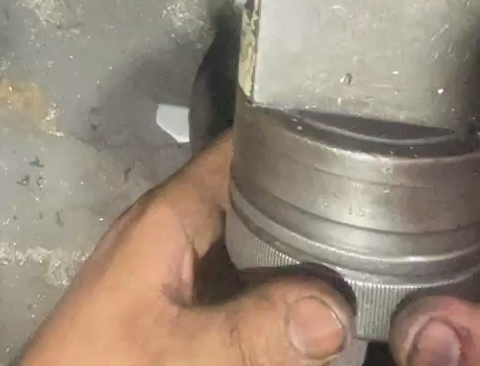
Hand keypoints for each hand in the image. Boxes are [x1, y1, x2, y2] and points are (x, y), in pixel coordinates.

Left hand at [20, 134, 354, 365]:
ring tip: (368, 242)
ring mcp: (181, 264)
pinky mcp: (182, 301)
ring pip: (251, 237)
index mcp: (172, 212)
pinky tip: (319, 294)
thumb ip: (253, 331)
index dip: (292, 136)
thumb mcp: (179, 354)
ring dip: (296, 244)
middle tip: (375, 204)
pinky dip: (276, 281)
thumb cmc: (103, 365)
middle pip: (254, 191)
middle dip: (308, 196)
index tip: (352, 138)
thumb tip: (338, 308)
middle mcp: (180, 226)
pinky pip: (241, 277)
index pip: (239, 148)